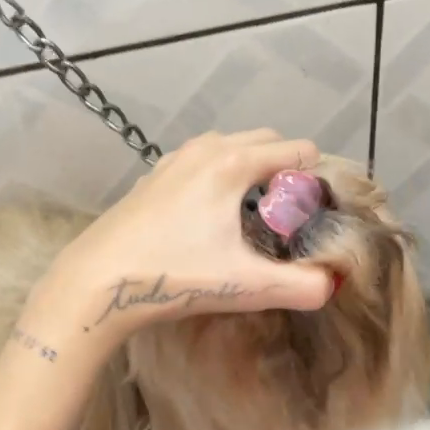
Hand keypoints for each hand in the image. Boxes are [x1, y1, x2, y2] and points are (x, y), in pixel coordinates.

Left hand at [35, 130, 335, 342]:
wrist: (97, 282)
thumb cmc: (175, 276)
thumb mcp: (246, 286)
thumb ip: (300, 287)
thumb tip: (331, 285)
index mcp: (232, 162)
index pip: (296, 150)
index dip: (316, 179)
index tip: (317, 216)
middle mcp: (204, 149)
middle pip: (265, 141)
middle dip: (287, 171)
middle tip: (290, 219)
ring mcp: (173, 161)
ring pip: (230, 149)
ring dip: (252, 172)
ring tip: (254, 219)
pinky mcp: (152, 180)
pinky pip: (201, 164)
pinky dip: (219, 179)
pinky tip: (212, 221)